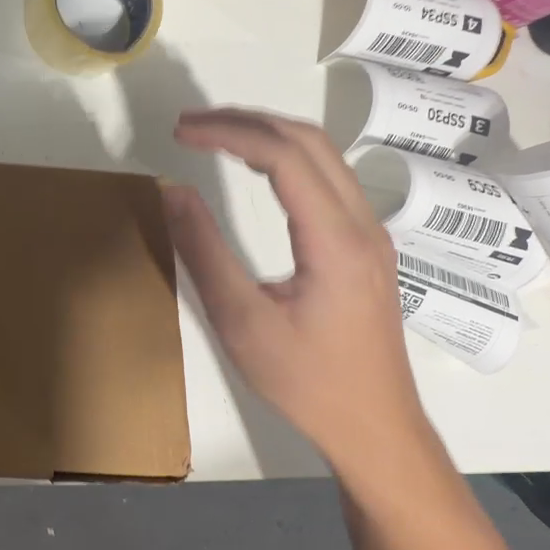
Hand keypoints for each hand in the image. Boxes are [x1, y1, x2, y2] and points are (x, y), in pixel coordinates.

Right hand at [166, 108, 428, 470]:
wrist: (377, 429)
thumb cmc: (306, 381)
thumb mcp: (241, 322)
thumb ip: (204, 251)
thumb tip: (172, 189)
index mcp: (335, 241)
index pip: (284, 156)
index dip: (229, 132)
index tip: (180, 132)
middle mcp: (362, 225)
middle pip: (308, 141)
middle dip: (245, 121)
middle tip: (187, 125)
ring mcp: (369, 233)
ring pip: (322, 153)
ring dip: (265, 133)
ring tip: (210, 135)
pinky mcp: (364, 245)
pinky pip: (326, 175)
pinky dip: (282, 155)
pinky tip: (252, 166)